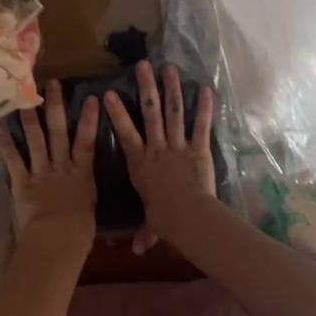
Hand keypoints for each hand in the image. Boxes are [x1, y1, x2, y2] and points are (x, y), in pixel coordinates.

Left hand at [0, 80, 99, 252]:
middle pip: (59, 133)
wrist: (58, 239)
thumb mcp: (89, 210)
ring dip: (30, 119)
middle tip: (53, 84)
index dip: (89, 120)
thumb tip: (84, 195)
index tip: (91, 98)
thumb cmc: (80, 232)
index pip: (87, 142)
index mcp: (82, 175)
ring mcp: (41, 172)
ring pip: (35, 140)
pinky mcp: (22, 182)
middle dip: (56, 107)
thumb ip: (84, 196)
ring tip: (25, 99)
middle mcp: (62, 167)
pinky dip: (4, 142)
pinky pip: (12, 159)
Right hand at [105, 62, 217, 254]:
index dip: (117, 113)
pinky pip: (201, 125)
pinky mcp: (199, 149)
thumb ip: (145, 232)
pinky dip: (205, 107)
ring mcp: (178, 146)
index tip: (109, 93)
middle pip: (149, 112)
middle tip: (143, 64)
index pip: (124, 133)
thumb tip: (136, 251)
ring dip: (172, 89)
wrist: (188, 217)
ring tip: (170, 67)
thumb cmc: (165, 219)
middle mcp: (156, 148)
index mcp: (140, 163)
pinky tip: (206, 88)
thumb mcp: (151, 224)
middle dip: (146, 87)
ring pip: (173, 112)